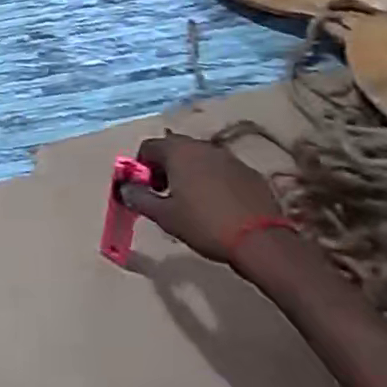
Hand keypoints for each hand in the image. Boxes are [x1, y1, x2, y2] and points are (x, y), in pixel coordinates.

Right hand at [118, 132, 290, 273]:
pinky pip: (221, 169)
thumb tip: (125, 190)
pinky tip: (219, 206)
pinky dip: (213, 180)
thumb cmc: (205, 224)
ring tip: (192, 202)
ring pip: (198, 158)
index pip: (148, 146)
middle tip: (166, 195)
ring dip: (189, 173)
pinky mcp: (248, 171)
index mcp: (178, 151)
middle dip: (164, 168)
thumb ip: (140, 199)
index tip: (146, 190)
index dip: (141, 167)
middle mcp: (201, 146)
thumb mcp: (165, 216)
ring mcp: (228, 156)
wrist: (261, 241)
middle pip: (173, 148)